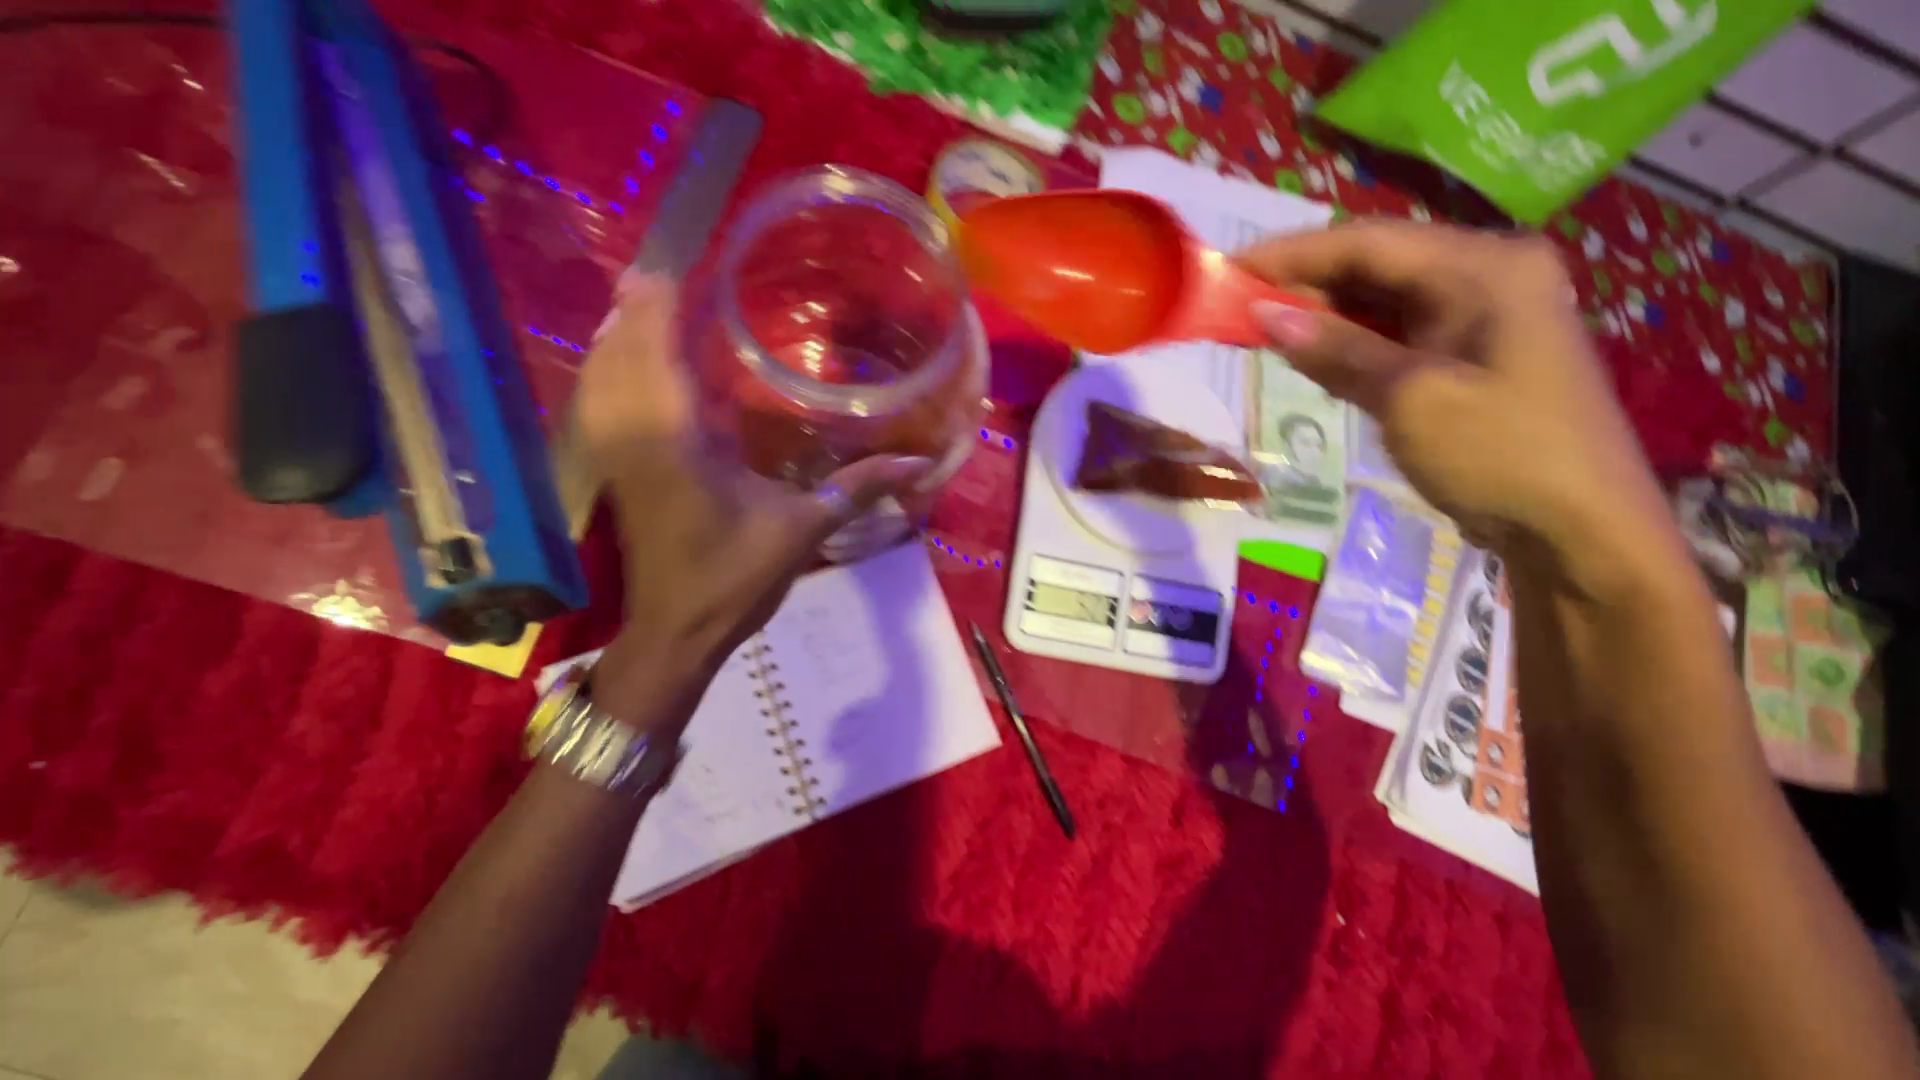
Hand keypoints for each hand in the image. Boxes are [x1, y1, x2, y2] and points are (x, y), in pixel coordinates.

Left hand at [573, 273, 930, 731]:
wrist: (676, 635)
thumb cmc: (734, 581)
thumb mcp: (800, 532)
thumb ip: (854, 490)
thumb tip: (921, 462)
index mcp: (677, 446)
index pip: (656, 359)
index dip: (657, 310)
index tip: (668, 268)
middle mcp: (636, 441)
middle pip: (618, 359)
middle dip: (631, 312)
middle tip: (656, 271)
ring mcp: (619, 459)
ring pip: (600, 382)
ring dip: (615, 338)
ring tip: (638, 302)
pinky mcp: (617, 475)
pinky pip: (600, 409)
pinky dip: (608, 375)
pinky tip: (624, 364)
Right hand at [1237, 221, 1683, 598]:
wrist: (1581, 531)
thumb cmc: (1500, 454)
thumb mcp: (1409, 398)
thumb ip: (1335, 349)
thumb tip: (1263, 313)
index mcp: (1485, 267)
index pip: (1368, 242)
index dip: (1292, 255)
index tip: (1229, 270)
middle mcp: (1488, 275)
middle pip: (1377, 264)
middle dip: (1305, 284)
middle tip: (1237, 307)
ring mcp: (1483, 317)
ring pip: (1384, 299)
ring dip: (1325, 314)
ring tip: (1260, 329)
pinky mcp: (1473, 356)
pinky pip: (1400, 333)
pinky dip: (1353, 341)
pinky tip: (1311, 352)